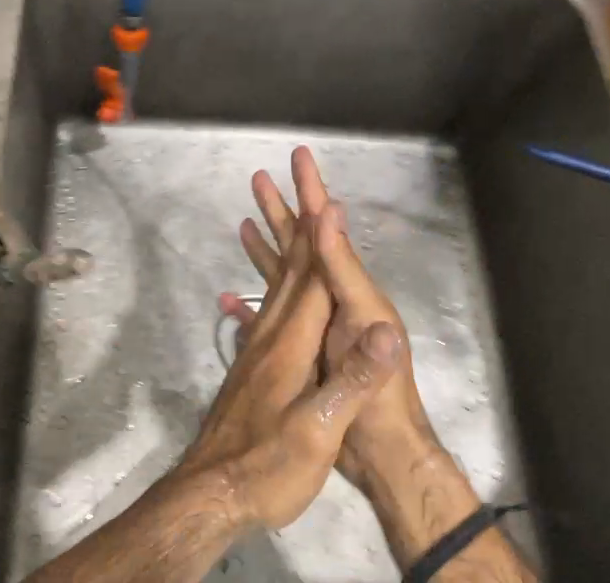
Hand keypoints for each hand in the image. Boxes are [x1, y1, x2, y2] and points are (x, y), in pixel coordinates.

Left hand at [183, 185, 401, 530]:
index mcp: (289, 346)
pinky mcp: (248, 371)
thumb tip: (386, 332)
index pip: (312, 281)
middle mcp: (269, 338)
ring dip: (272, 250)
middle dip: (291, 226)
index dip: (323, 241)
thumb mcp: (318, 433)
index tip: (328, 197)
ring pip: (269, 289)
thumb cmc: (269, 468)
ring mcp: (254, 353)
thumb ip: (350, 381)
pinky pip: (258, 316)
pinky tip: (243, 291)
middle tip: (283, 183)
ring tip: (257, 216)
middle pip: (286, 272)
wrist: (211, 496)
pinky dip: (260, 291)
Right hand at [226, 146, 437, 492]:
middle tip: (259, 177)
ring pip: (281, 276)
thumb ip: (343, 268)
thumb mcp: (363, 318)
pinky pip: (267, 321)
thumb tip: (327, 213)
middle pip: (297, 245)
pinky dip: (247, 307)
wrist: (381, 452)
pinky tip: (228, 299)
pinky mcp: (297, 356)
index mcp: (347, 285)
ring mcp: (312, 328)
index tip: (300, 156)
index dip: (311, 190)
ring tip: (243, 221)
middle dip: (281, 210)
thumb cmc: (377, 386)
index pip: (323, 226)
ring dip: (264, 248)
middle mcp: (328, 299)